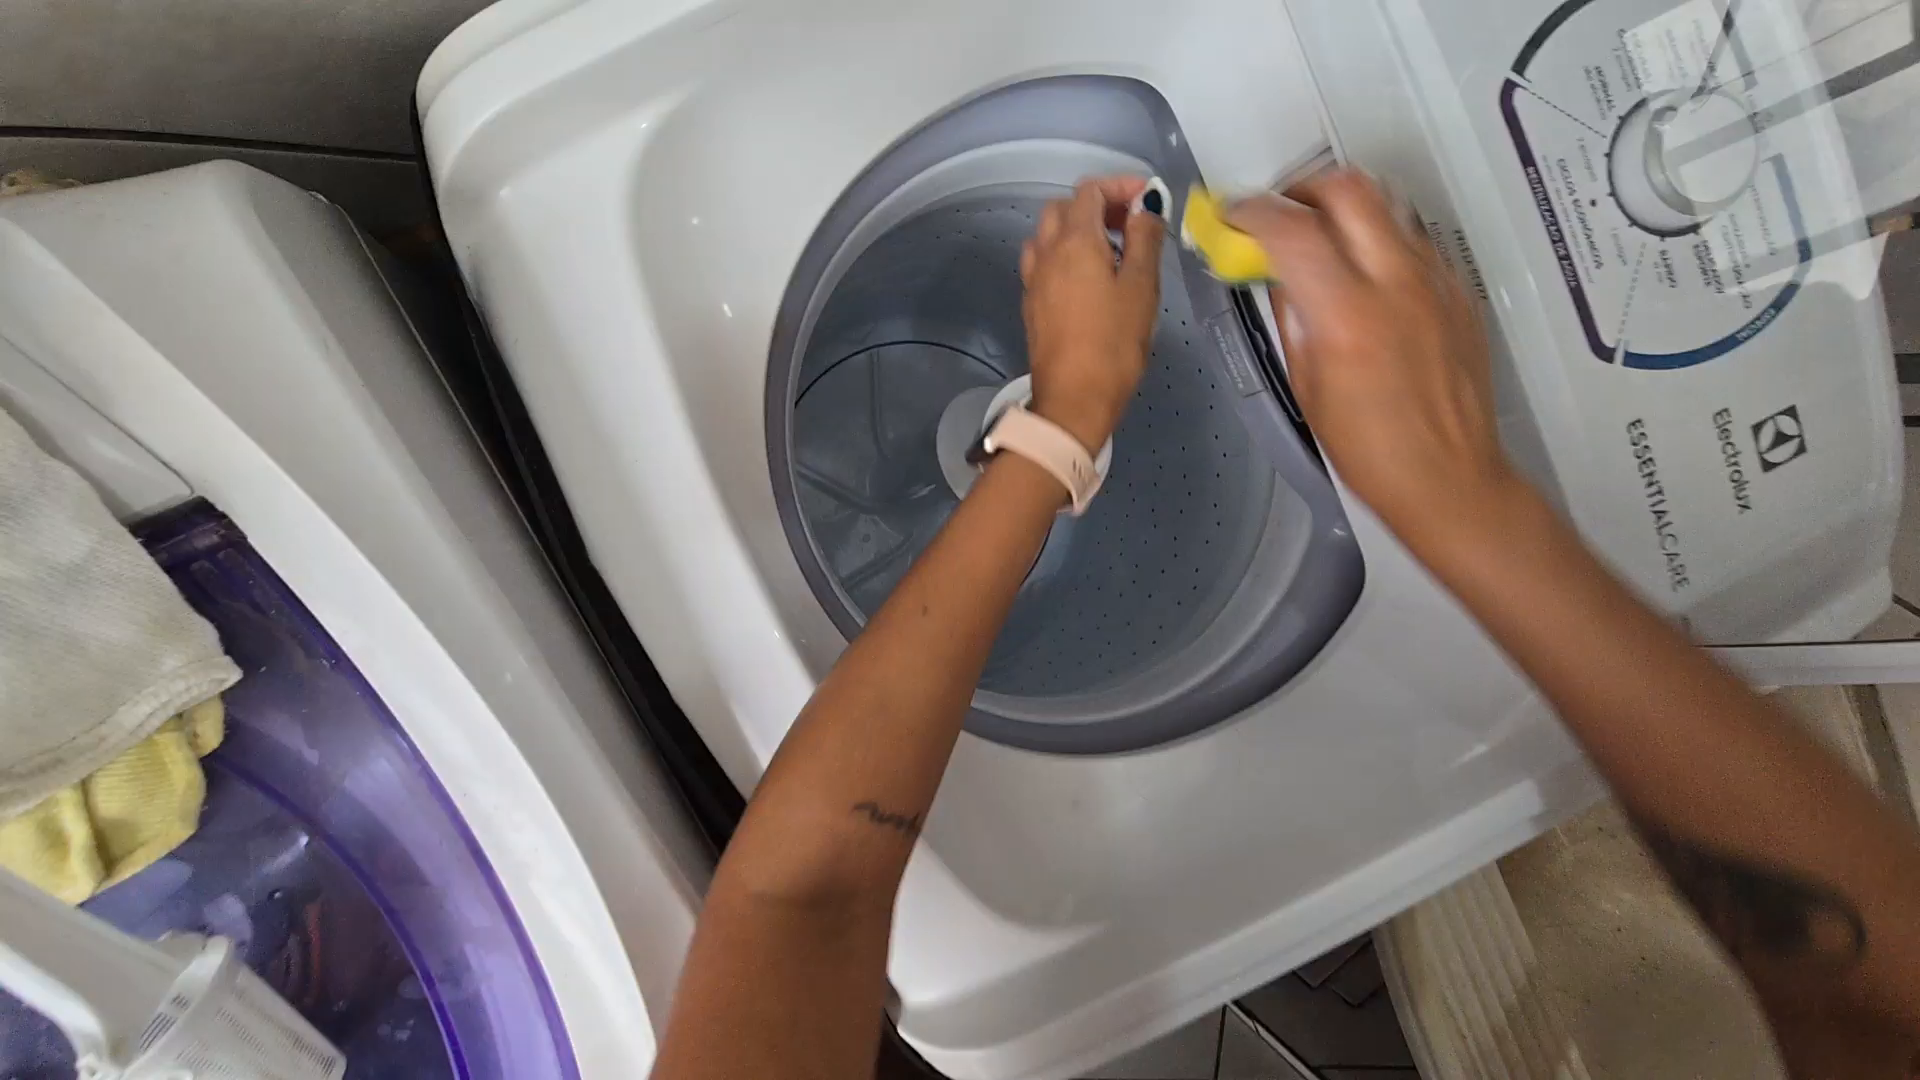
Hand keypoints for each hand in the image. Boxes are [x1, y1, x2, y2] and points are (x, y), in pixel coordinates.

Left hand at [1019, 176, 1164, 450]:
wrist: (1074, 400)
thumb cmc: (1114, 344)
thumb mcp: (1142, 287)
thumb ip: (1145, 238)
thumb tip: (1144, 205)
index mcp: (1074, 242)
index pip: (1089, 191)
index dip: (1119, 186)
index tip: (1147, 201)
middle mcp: (1046, 254)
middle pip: (1063, 209)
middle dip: (1097, 206)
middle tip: (1130, 227)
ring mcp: (1034, 281)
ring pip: (1047, 236)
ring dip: (1076, 232)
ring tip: (1109, 254)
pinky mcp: (1032, 307)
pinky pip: (1043, 265)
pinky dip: (1064, 257)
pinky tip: (1087, 282)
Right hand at [1226, 169, 1517, 545]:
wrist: (1446, 474)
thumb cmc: (1366, 448)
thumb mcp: (1306, 384)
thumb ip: (1293, 319)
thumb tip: (1279, 278)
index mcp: (1347, 315)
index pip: (1292, 231)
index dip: (1254, 214)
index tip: (1235, 217)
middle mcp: (1396, 283)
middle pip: (1348, 189)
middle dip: (1302, 190)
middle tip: (1279, 214)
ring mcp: (1435, 280)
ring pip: (1387, 204)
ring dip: (1343, 207)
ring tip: (1319, 239)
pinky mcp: (1458, 289)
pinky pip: (1412, 238)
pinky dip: (1377, 237)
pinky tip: (1361, 272)